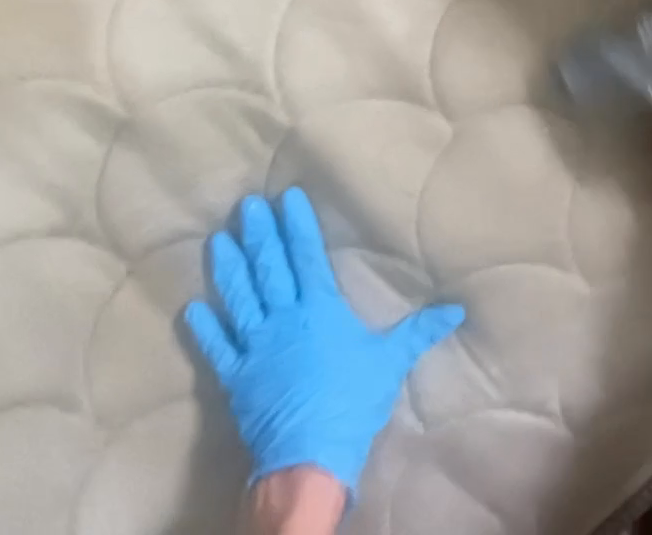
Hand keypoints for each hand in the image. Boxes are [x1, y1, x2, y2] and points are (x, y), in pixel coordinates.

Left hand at [183, 188, 465, 494]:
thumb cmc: (353, 400)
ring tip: (219, 239)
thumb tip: (457, 309)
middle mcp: (284, 318)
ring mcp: (256, 346)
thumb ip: (420, 331)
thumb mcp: (392, 361)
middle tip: (248, 205)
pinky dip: (206, 329)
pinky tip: (193, 308)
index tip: (287, 197)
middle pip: (270, 269)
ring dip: (229, 268)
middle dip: (260, 234)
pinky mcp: (236, 376)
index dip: (298, 225)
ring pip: (239, 298)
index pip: (308, 257)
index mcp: (320, 309)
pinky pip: (218, 347)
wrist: (310, 455)